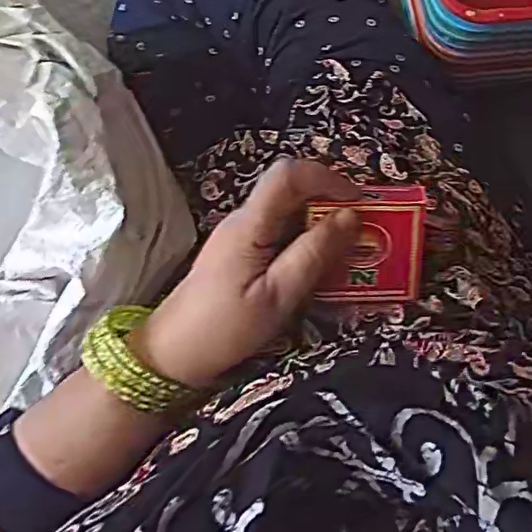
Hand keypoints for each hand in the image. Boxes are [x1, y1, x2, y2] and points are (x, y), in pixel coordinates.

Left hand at [134, 159, 361, 386]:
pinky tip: (320, 269)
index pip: (289, 174)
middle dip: (333, 203)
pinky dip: (309, 241)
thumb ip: (314, 253)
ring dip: (324, 225)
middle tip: (360, 233)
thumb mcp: (278, 297)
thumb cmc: (224, 329)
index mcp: (250, 224)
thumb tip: (351, 216)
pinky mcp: (245, 248)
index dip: (328, 179)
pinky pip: (285, 230)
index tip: (359, 204)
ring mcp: (244, 232)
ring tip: (345, 256)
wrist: (171, 356)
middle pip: (295, 188)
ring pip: (293, 210)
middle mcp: (246, 218)